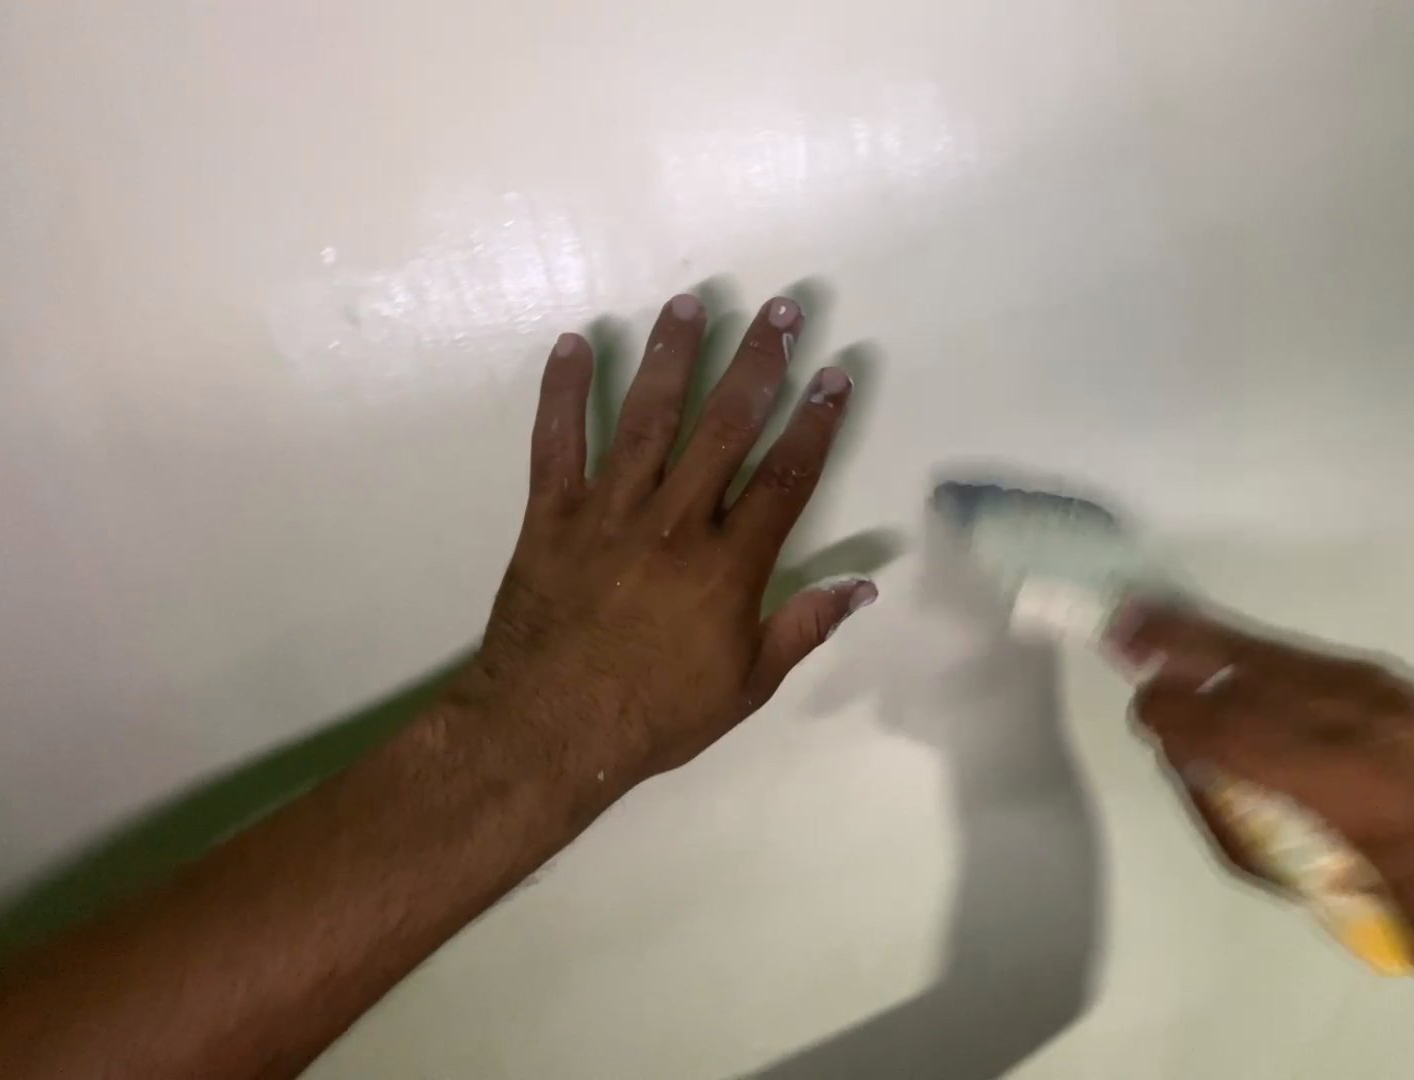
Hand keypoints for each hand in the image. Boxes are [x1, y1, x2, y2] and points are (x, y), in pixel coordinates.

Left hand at [450, 294, 876, 788]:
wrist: (548, 732)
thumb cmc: (658, 711)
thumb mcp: (749, 682)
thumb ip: (806, 626)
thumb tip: (865, 588)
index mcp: (728, 562)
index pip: (785, 477)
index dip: (815, 422)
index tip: (833, 375)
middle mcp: (674, 520)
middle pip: (724, 427)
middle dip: (757, 364)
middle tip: (779, 311)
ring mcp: (608, 512)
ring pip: (645, 419)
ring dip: (670, 357)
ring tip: (688, 303)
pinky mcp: (550, 515)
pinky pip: (556, 444)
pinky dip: (562, 393)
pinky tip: (572, 344)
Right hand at [1111, 602, 1413, 946]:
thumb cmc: (1345, 876)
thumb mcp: (1259, 858)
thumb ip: (1207, 789)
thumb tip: (1169, 730)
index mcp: (1334, 790)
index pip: (1228, 731)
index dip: (1173, 711)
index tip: (1140, 704)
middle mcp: (1365, 729)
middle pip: (1247, 674)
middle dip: (1179, 646)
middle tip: (1127, 626)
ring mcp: (1382, 694)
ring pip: (1270, 654)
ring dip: (1208, 642)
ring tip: (1157, 622)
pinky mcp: (1387, 676)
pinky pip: (1298, 657)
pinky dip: (1252, 657)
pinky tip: (1218, 653)